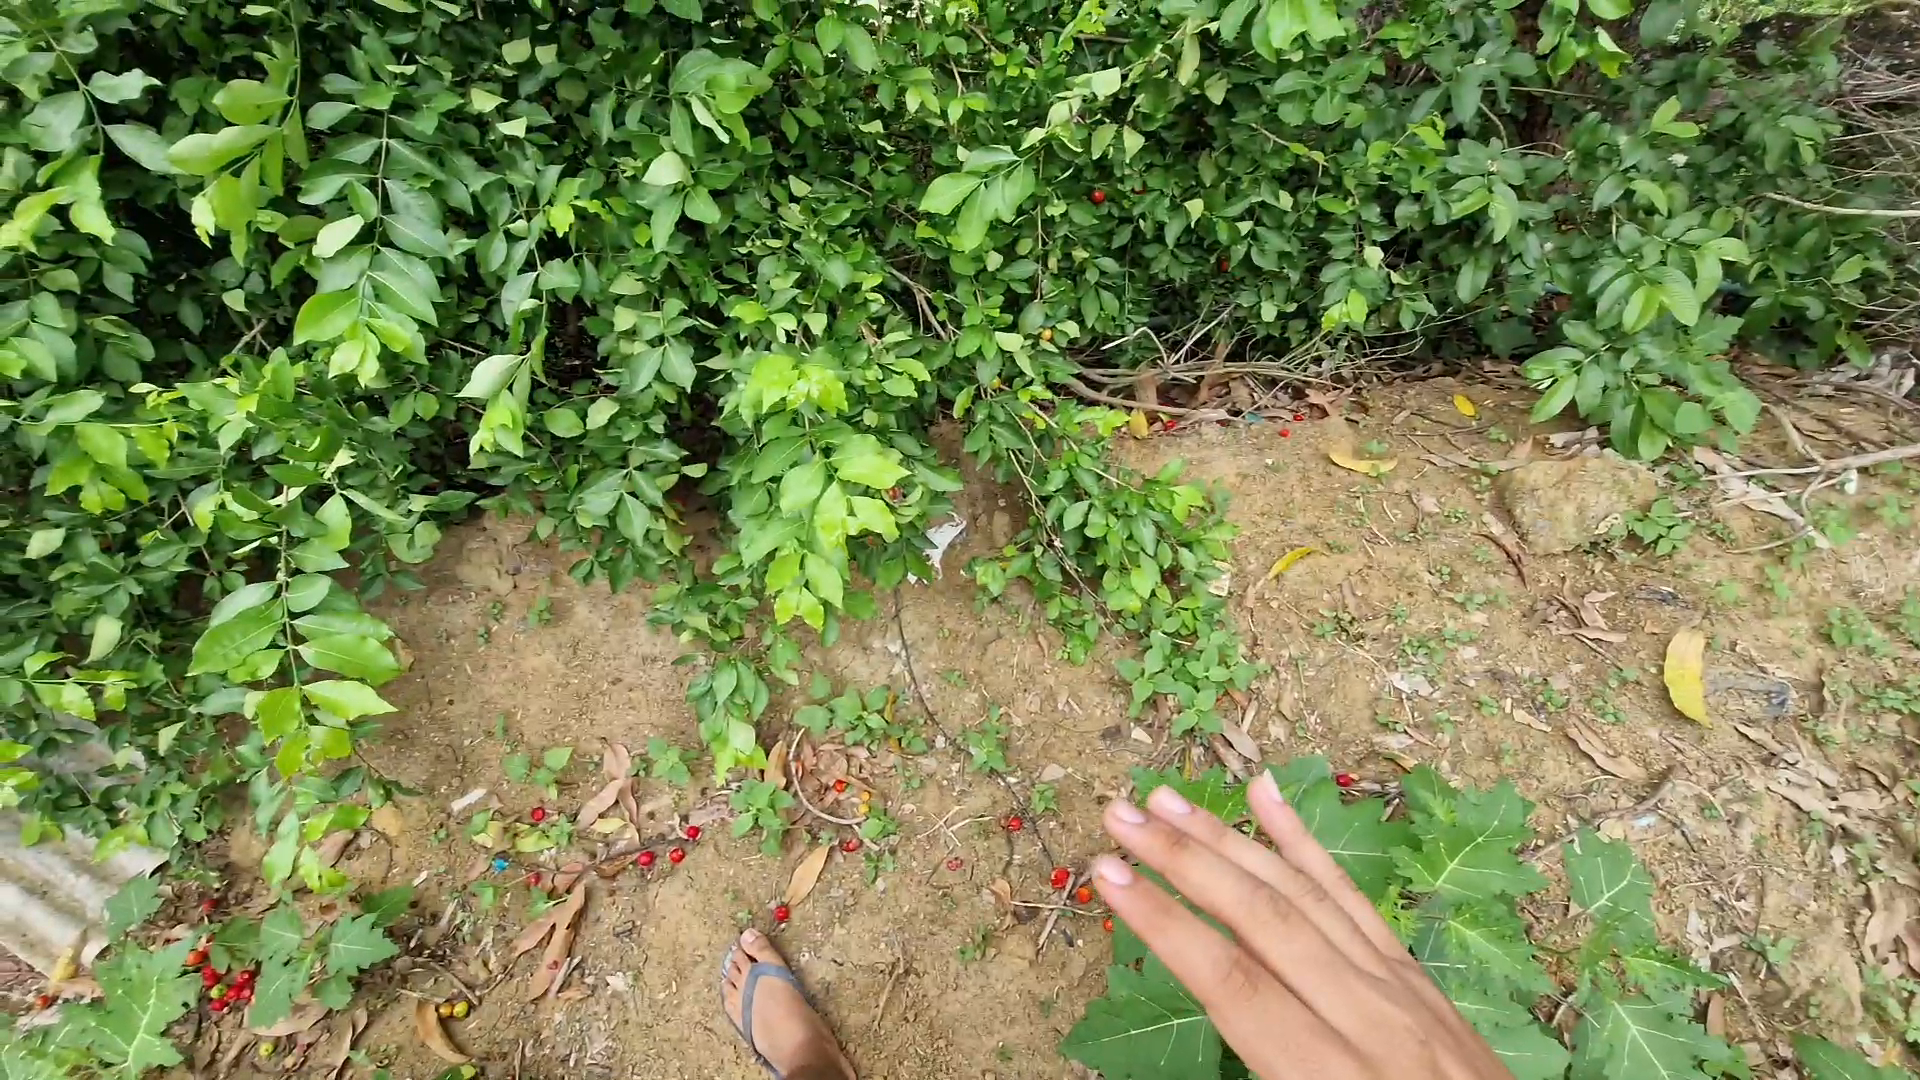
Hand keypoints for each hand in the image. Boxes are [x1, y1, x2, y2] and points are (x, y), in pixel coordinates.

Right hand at [1092, 770, 1511, 1079]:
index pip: (1233, 983)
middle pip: (1262, 918)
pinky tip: (1266, 793)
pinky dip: (1304, 842)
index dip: (1164, 922)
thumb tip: (1202, 997)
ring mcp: (1401, 991)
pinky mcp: (1416, 977)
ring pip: (1301, 893)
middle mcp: (1373, 1021)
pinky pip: (1352, 897)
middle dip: (1182, 859)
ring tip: (1165, 798)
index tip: (1107, 873)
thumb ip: (1256, 1070)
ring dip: (1226, 838)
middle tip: (1119, 813)